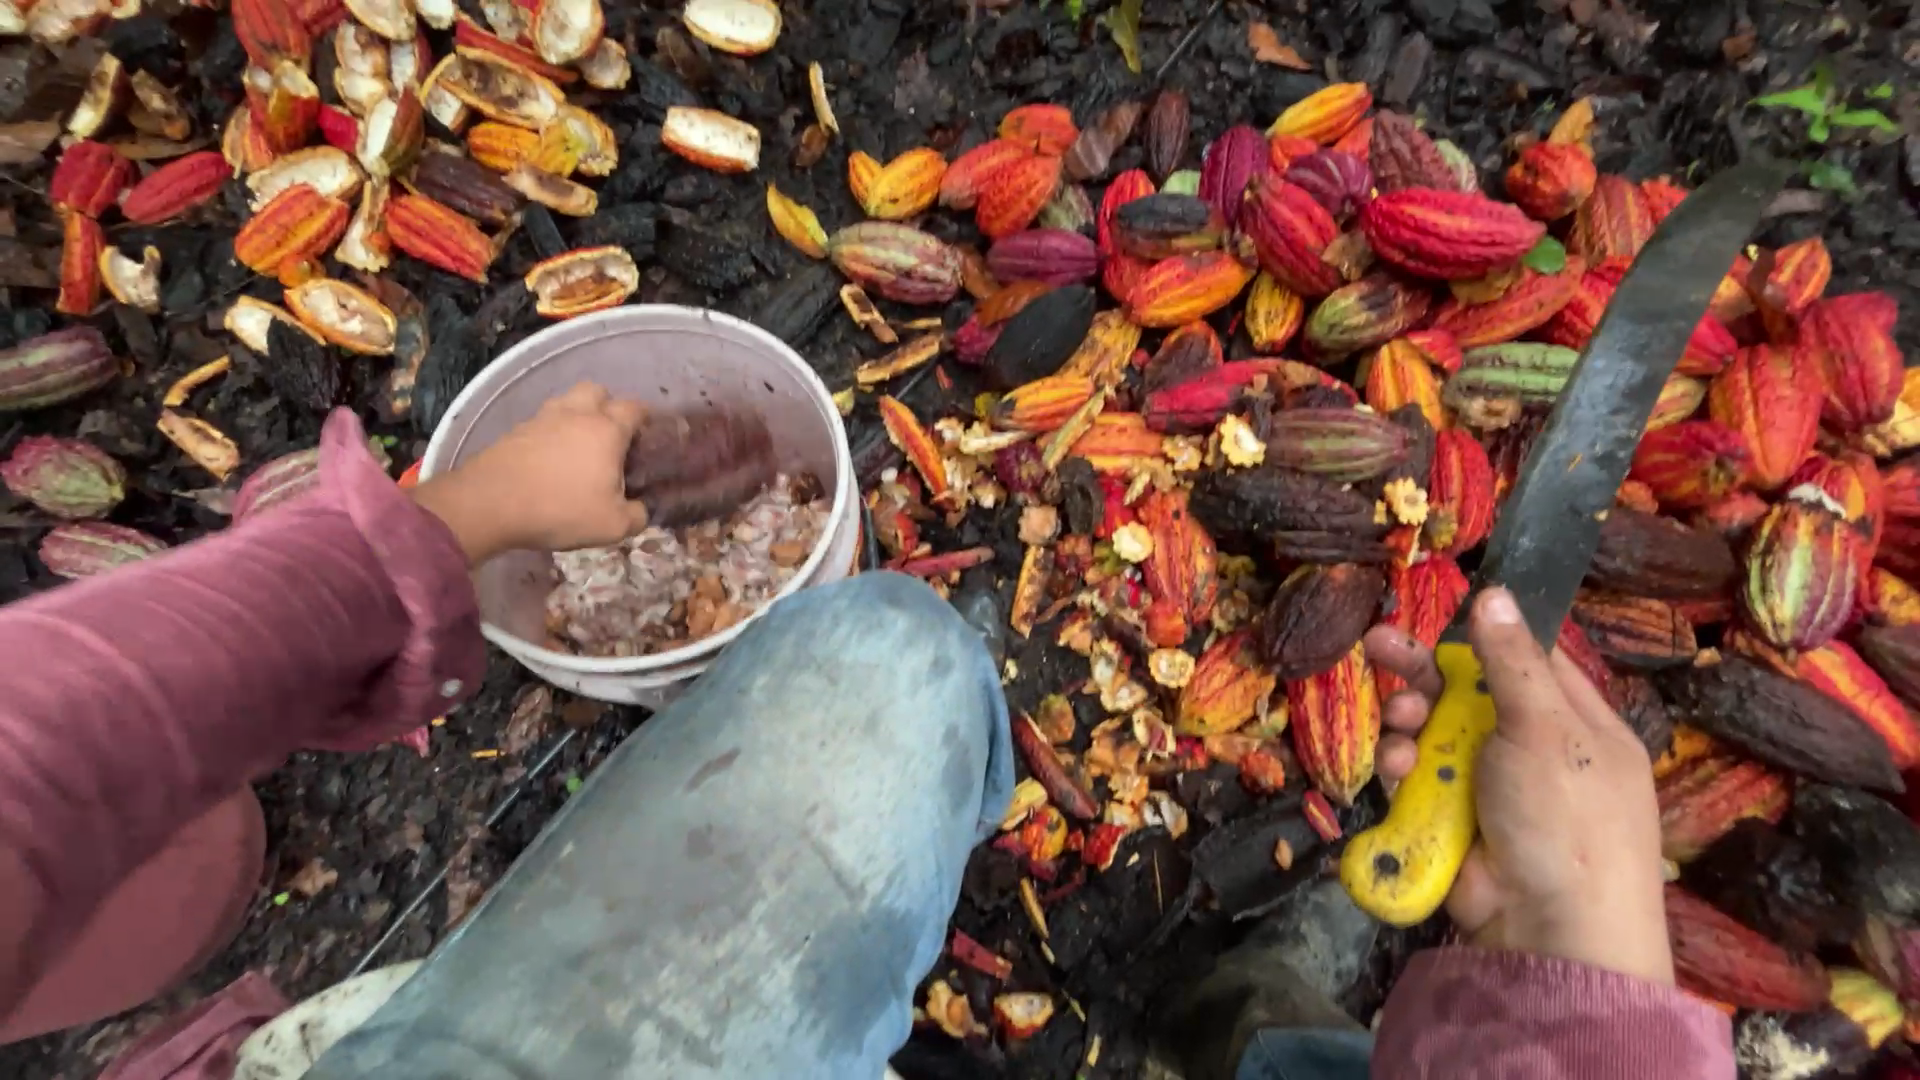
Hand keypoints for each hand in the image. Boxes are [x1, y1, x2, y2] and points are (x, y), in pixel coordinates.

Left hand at [411, 383, 650, 563]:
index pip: (634, 408)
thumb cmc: (560, 510)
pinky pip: (543, 422)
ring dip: (579, 415)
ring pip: (567, 402)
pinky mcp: (515, 432)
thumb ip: (638, 515)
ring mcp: (541, 420)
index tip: (651, 435)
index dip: (646, 418)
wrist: (487, 505)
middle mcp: (575, 415)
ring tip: (582, 445)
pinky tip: (553, 459)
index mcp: (606, 431)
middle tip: (613, 434)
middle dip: (609, 406)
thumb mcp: (613, 525)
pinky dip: (553, 433)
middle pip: (597, 391)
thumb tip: (641, 509)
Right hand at [1363, 587, 1673, 985]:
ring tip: (1402, 727)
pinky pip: (1411, 770)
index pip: (1523, 661)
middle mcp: (1525, 744)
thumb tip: (1493, 591)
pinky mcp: (1444, 807)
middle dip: (1419, 671)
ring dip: (1407, 722)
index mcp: (1570, 722)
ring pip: (1427, 727)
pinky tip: (1397, 770)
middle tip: (1375, 644)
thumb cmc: (1564, 817)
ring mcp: (1482, 778)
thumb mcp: (1544, 729)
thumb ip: (1510, 661)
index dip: (1480, 637)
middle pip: (1462, 689)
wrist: (1545, 926)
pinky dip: (1400, 767)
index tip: (1437, 616)